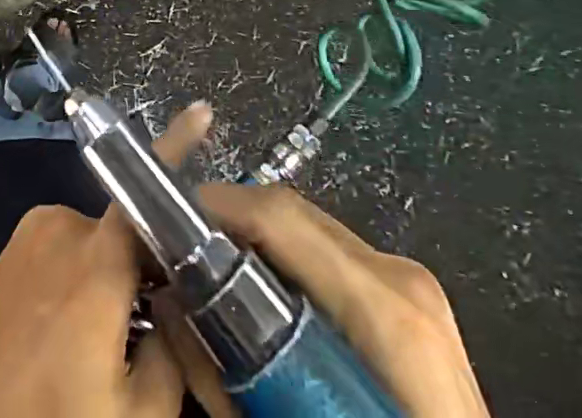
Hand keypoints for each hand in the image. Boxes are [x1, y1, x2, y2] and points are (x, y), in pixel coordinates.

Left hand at [0, 104, 214, 417]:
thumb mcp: (136, 414)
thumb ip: (176, 354)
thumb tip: (181, 310)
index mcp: (94, 260)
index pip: (144, 190)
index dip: (177, 148)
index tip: (200, 113)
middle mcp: (59, 228)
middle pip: (128, 228)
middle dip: (150, 264)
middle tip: (158, 320)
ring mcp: (28, 235)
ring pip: (97, 243)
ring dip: (115, 275)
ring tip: (111, 336)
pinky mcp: (9, 250)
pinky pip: (66, 249)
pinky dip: (84, 275)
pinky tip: (75, 327)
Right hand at [165, 183, 489, 417]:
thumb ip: (224, 375)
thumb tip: (168, 309)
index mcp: (384, 307)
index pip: (278, 214)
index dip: (215, 206)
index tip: (168, 223)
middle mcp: (400, 277)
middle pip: (289, 211)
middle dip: (229, 225)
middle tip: (185, 257)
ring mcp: (413, 284)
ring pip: (307, 228)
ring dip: (257, 243)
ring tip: (221, 283)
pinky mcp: (413, 297)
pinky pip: (330, 254)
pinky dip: (289, 263)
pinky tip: (272, 307)